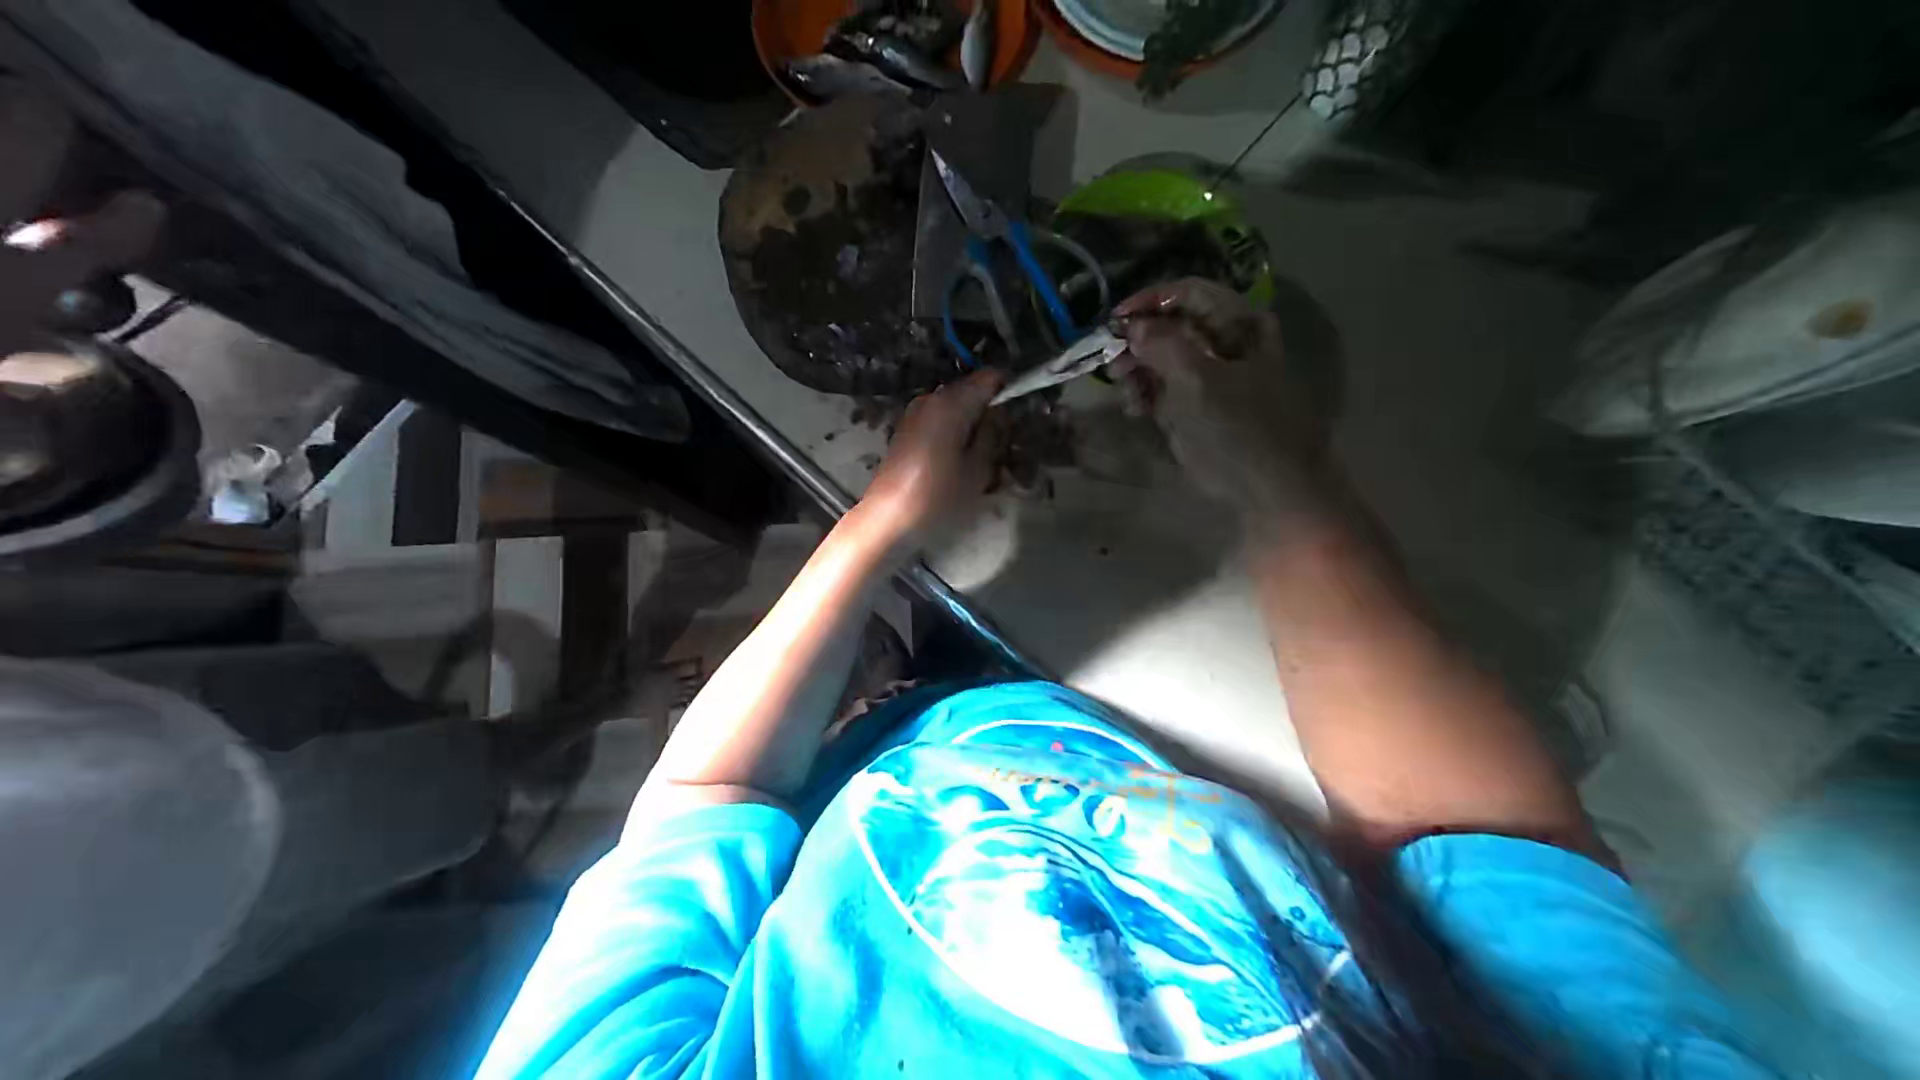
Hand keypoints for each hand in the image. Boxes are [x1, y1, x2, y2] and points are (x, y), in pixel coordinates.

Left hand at [854, 368, 1005, 557]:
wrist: (889, 512)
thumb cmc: (937, 492)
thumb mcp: (978, 468)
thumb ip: (993, 434)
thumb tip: (1001, 414)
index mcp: (952, 402)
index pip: (989, 377)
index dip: (1008, 389)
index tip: (1019, 410)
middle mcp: (932, 397)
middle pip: (971, 390)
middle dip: (989, 408)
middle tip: (1004, 438)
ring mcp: (917, 411)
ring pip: (955, 405)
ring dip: (971, 420)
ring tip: (982, 451)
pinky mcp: (908, 426)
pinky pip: (940, 417)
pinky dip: (954, 428)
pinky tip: (958, 456)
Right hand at [1115, 278, 1336, 530]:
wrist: (1275, 493)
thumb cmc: (1240, 432)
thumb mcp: (1199, 382)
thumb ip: (1164, 345)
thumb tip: (1134, 326)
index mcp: (1240, 326)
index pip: (1189, 293)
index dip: (1149, 301)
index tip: (1113, 321)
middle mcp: (1227, 346)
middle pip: (1174, 327)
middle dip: (1139, 341)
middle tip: (1112, 362)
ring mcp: (1214, 381)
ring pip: (1165, 361)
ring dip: (1139, 371)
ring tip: (1123, 390)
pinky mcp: (1202, 413)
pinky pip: (1167, 392)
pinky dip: (1149, 396)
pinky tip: (1135, 410)